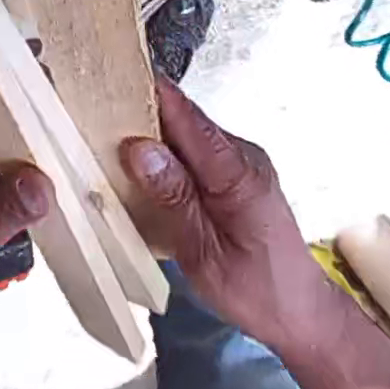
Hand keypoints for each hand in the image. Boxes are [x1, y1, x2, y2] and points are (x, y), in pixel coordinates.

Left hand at [0, 107, 51, 299]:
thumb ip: (12, 207)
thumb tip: (45, 182)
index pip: (1, 100)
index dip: (35, 107)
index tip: (68, 125)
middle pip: (7, 122)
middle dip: (37, 145)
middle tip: (73, 165)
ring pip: (3, 145)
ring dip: (26, 170)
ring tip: (60, 188)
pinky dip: (10, 181)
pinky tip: (32, 206)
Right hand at [120, 79, 340, 353]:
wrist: (302, 314)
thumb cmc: (255, 291)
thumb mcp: (205, 254)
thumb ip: (174, 198)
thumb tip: (138, 148)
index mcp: (238, 174)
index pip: (188, 119)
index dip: (149, 93)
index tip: (108, 74)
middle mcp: (240, 154)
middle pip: (181, 117)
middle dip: (135, 107)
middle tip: (86, 103)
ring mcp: (236, 158)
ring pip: (181, 129)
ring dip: (143, 127)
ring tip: (97, 125)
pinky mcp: (228, 167)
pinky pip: (187, 144)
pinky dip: (157, 145)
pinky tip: (130, 155)